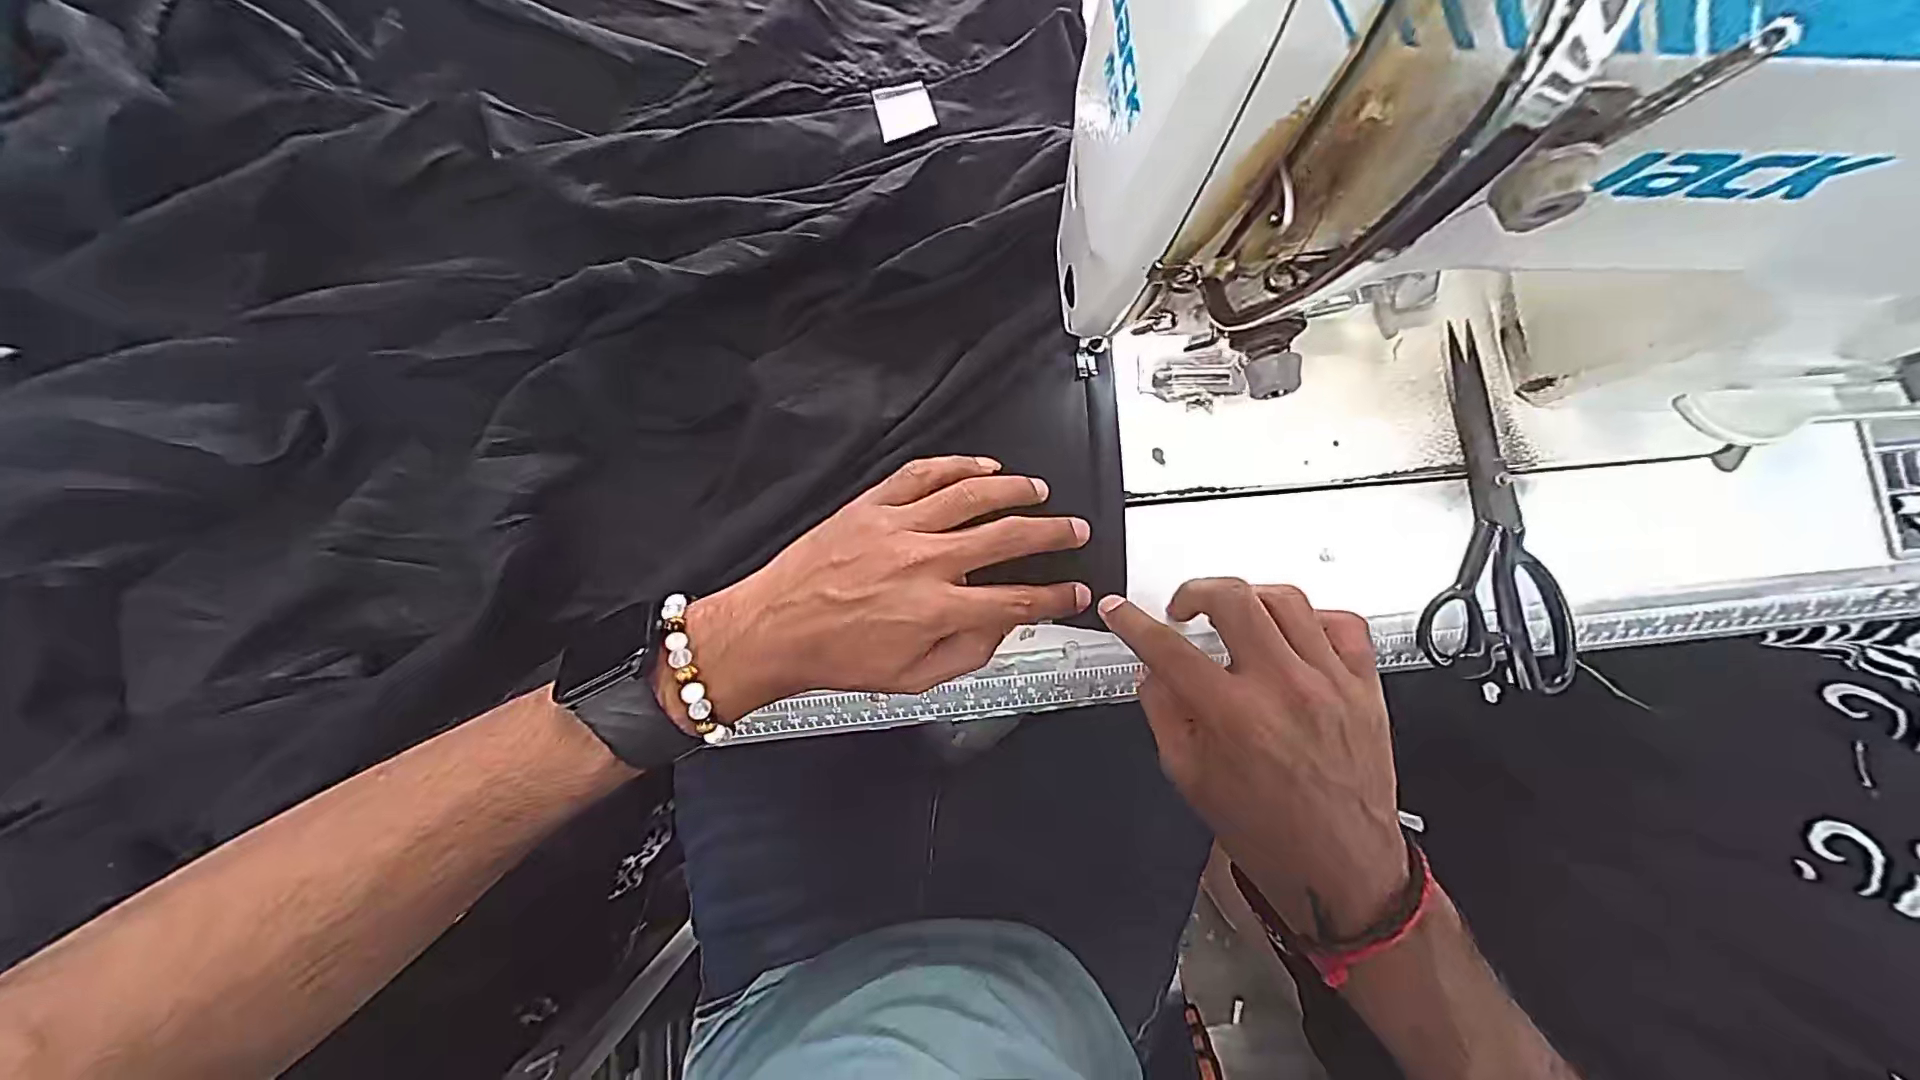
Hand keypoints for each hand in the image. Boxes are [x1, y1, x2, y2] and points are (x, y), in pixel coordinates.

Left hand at [668, 456, 1091, 722]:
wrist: (774, 629)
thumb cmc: (834, 655)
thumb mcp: (911, 679)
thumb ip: (967, 654)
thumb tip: (1000, 628)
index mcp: (936, 611)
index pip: (1018, 601)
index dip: (1057, 597)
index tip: (1074, 591)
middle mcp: (924, 564)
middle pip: (1008, 537)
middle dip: (1053, 534)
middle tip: (1073, 530)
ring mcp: (898, 528)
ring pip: (972, 495)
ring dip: (1015, 490)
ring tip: (1038, 491)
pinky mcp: (872, 507)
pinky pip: (923, 475)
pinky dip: (958, 466)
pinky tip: (981, 466)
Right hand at [1098, 580, 1404, 939]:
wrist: (1343, 869)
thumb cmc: (1272, 833)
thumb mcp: (1191, 777)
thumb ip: (1163, 713)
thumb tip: (1151, 672)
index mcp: (1235, 718)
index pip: (1167, 648)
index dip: (1133, 622)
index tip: (1121, 611)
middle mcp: (1284, 691)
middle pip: (1232, 600)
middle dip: (1193, 591)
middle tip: (1182, 608)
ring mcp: (1330, 685)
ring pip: (1285, 600)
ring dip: (1246, 597)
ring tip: (1233, 615)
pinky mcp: (1364, 689)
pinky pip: (1342, 624)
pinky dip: (1311, 615)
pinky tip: (1291, 629)